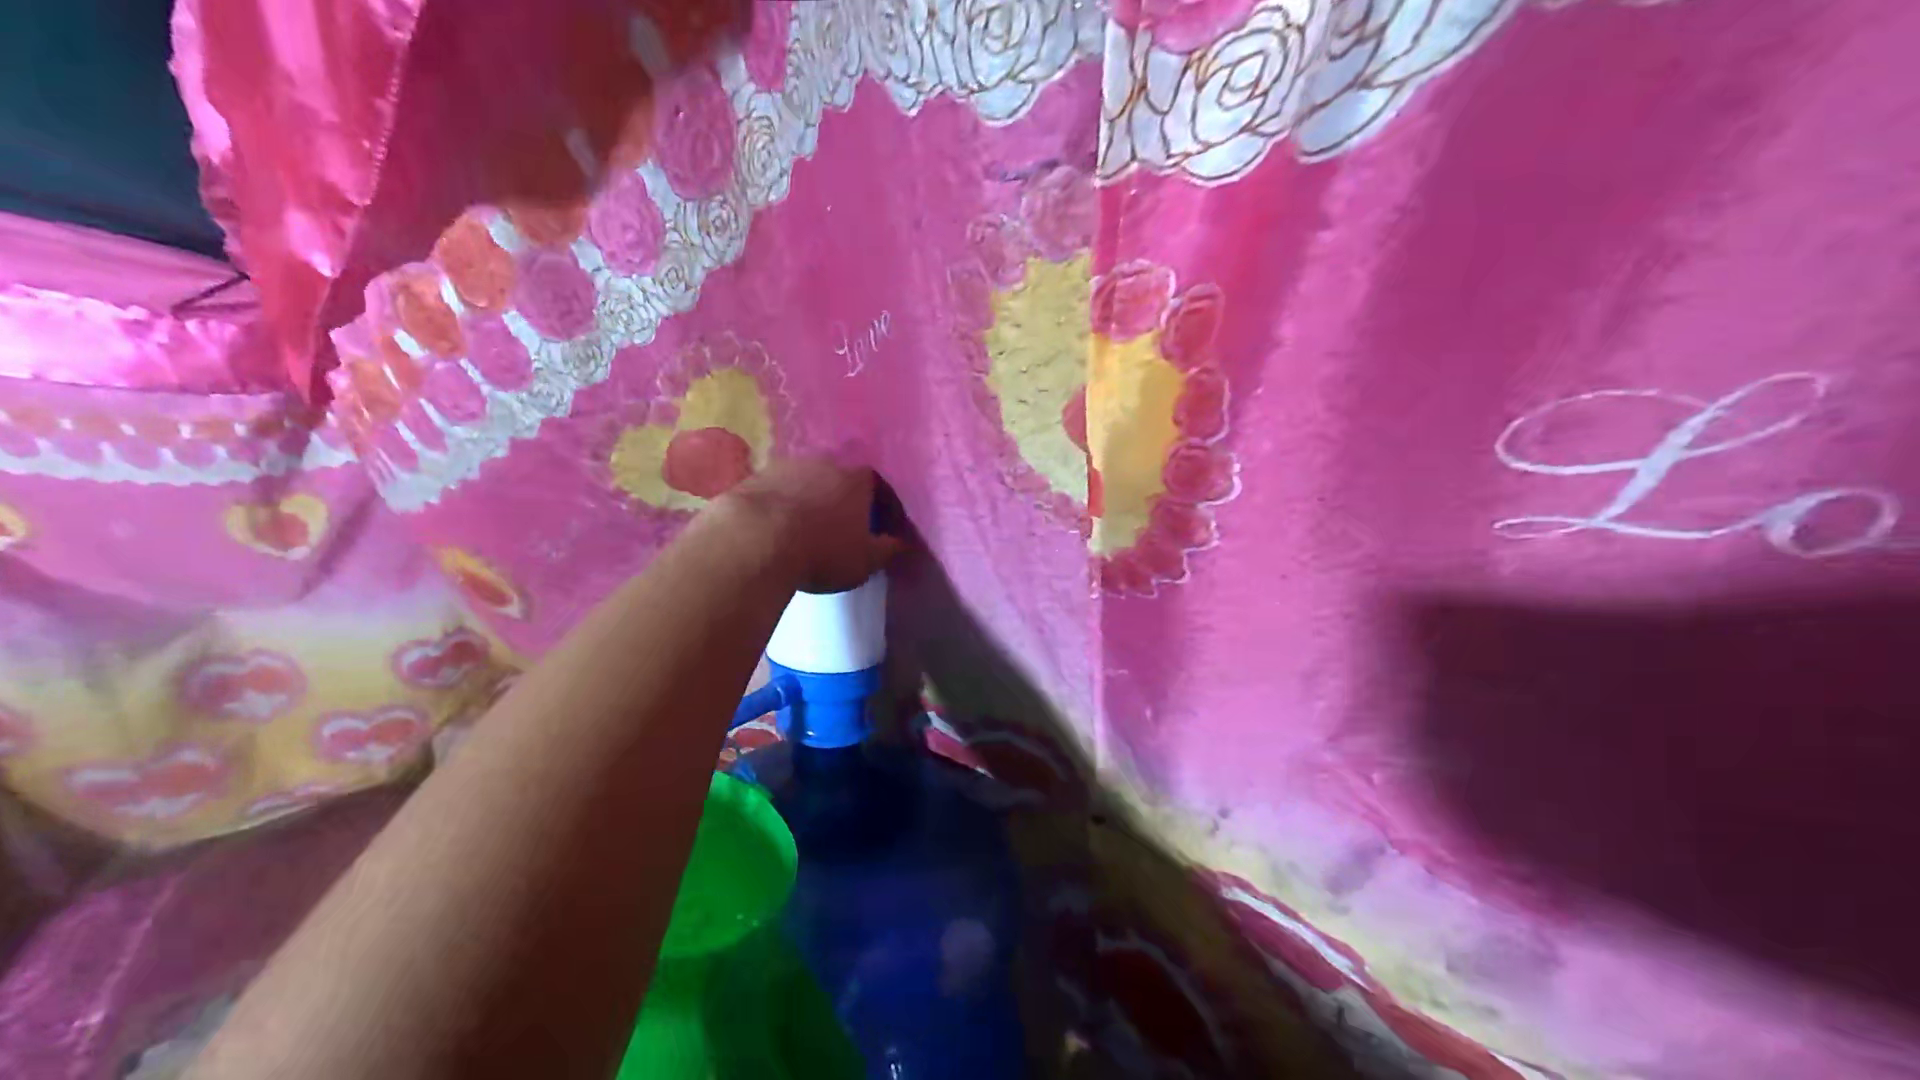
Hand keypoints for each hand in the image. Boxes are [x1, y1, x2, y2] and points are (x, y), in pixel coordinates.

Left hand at [707, 458, 903, 593]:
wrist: (755, 539)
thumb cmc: (822, 551)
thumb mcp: (865, 560)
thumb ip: (888, 549)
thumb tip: (903, 543)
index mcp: (857, 478)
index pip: (878, 485)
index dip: (883, 505)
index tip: (881, 526)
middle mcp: (825, 462)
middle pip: (840, 478)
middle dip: (843, 499)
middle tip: (842, 526)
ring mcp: (786, 465)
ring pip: (806, 480)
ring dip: (810, 498)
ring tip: (806, 527)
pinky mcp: (754, 477)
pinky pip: (776, 490)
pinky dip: (781, 504)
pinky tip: (776, 527)